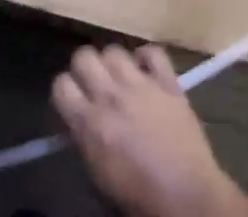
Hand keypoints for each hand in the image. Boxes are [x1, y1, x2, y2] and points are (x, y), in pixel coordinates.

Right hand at [51, 45, 247, 216]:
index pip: (60, 85)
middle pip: (83, 57)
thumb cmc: (138, 196)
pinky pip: (154, 52)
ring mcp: (142, 86)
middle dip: (83, 68)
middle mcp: (111, 96)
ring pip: (114, 51)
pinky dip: (147, 56)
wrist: (187, 197)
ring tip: (118, 77)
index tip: (71, 100)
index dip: (63, 90)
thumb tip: (79, 122)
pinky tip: (145, 69)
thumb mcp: (97, 175)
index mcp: (90, 123)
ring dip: (112, 63)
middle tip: (92, 84)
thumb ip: (84, 140)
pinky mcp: (169, 84)